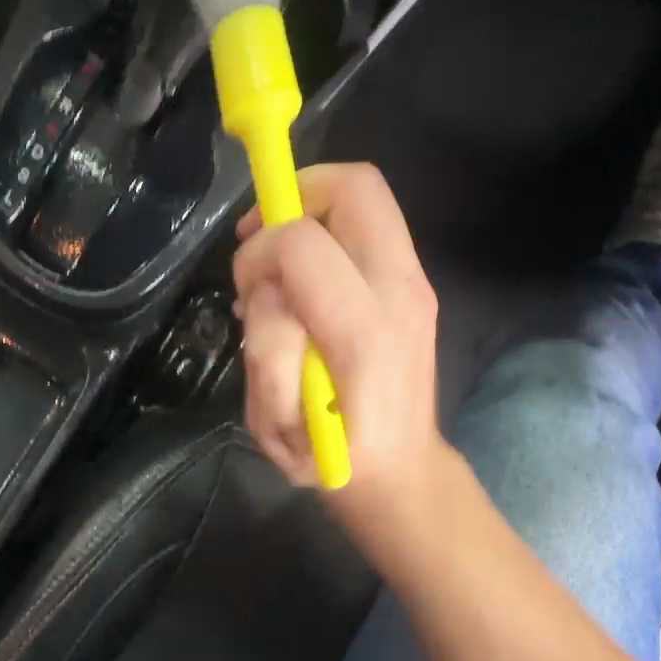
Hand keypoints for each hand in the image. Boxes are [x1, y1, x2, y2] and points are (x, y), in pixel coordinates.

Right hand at [233, 164, 446, 546]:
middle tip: (261, 243)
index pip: (301, 244)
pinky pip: (368, 228)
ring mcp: (415, 284)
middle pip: (354, 187)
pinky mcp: (416, 285)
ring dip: (308, 224)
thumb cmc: (331, 460)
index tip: (244, 285)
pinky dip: (329, 238)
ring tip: (284, 278)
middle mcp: (400, 294)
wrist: (399, 473)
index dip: (258, 252)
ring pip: (362, 199)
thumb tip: (264, 293)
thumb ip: (267, 349)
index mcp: (362, 334)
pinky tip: (309, 286)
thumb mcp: (276, 421)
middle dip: (294, 198)